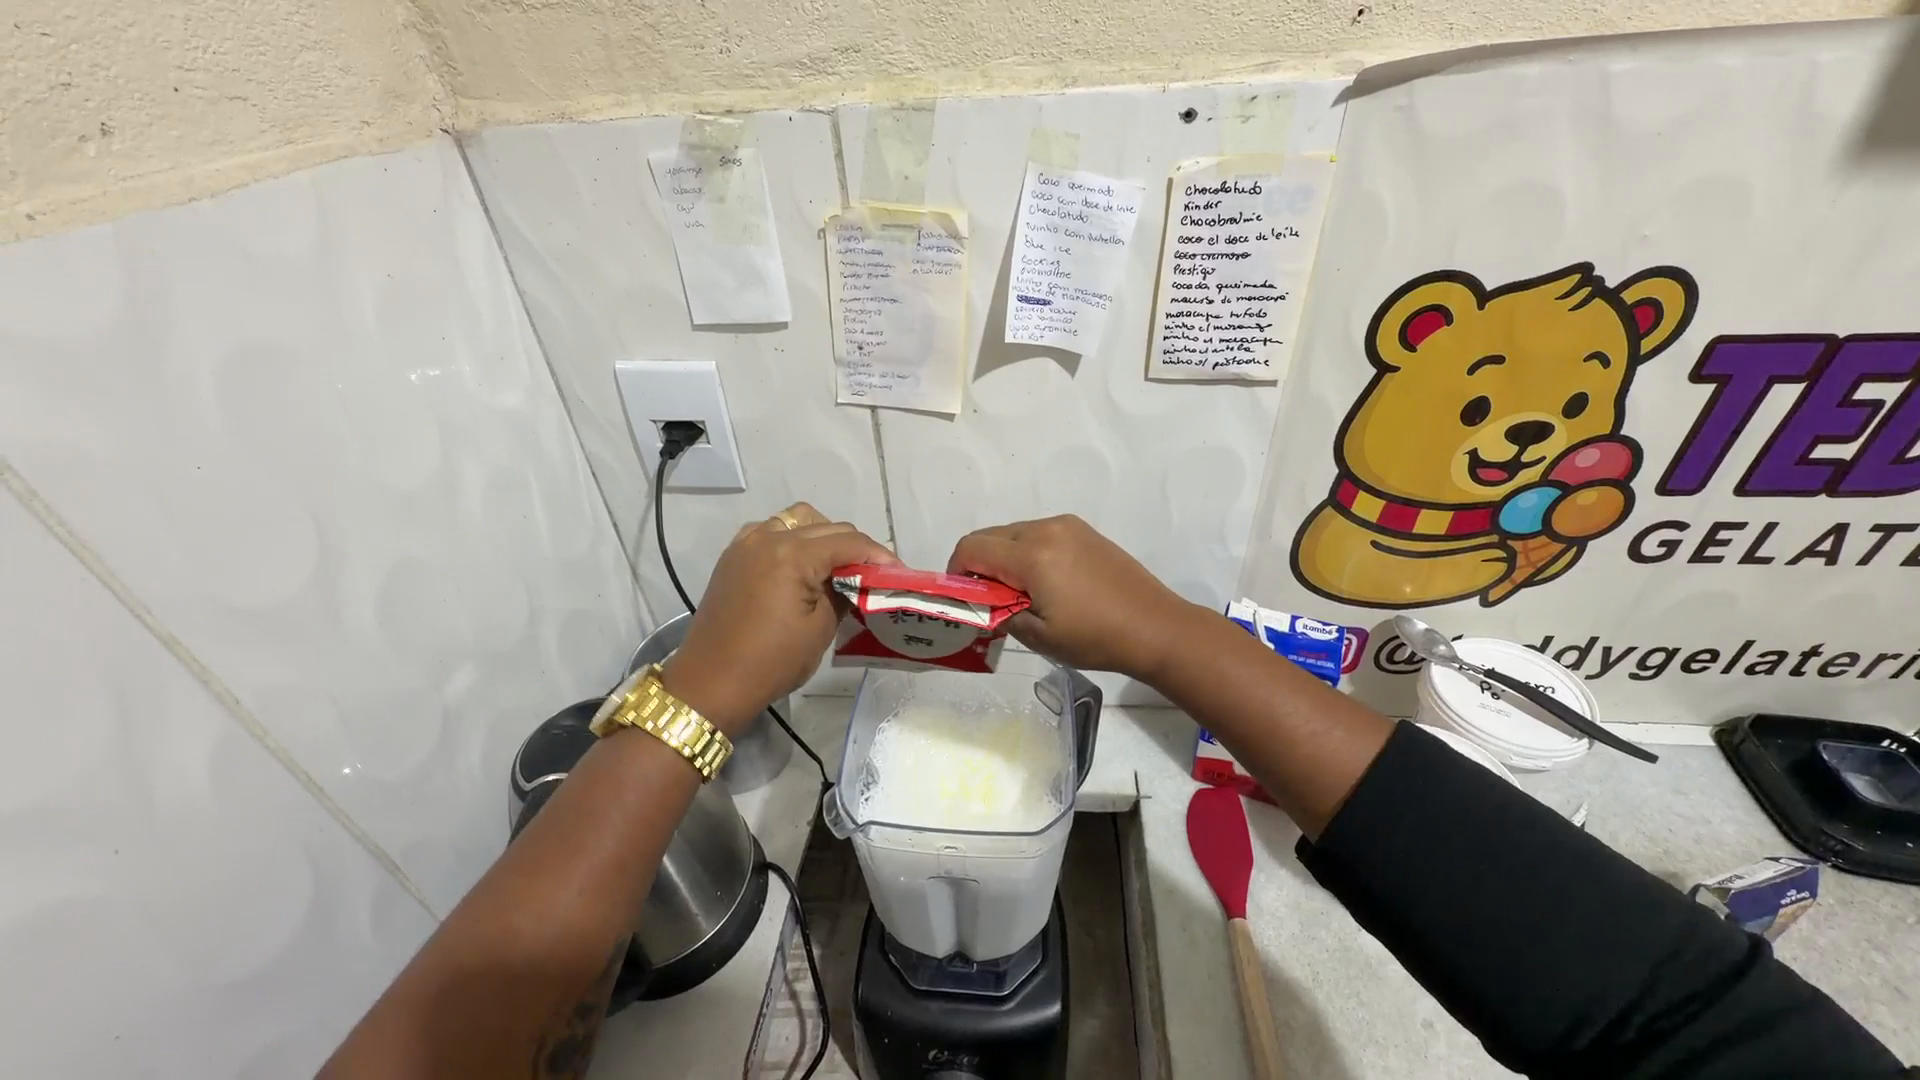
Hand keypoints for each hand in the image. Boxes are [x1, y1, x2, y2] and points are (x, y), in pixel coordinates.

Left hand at [662, 503, 896, 733]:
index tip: (899, 574)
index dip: (879, 556)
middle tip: (873, 576)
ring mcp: (746, 543)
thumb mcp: (820, 629)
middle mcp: (768, 537)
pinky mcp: (734, 557)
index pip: (850, 542)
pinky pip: (772, 533)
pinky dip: (793, 541)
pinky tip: (802, 568)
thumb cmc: (771, 662)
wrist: (710, 685)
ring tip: (837, 568)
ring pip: (798, 521)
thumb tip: (855, 581)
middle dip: (854, 548)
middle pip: (826, 527)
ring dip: (823, 537)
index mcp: (793, 554)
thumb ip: (843, 594)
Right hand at [947, 515, 1198, 680]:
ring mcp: (1068, 526)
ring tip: (1020, 594)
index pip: (972, 548)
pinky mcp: (1084, 531)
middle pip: (991, 536)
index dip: (957, 571)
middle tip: (990, 600)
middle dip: (980, 565)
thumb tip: (979, 602)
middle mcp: (1046, 529)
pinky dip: (1028, 553)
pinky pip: (1039, 534)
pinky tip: (1045, 583)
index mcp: (1032, 555)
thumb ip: (999, 612)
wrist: (1155, 627)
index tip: (964, 598)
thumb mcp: (1039, 635)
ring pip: (1014, 533)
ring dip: (1004, 558)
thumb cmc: (1095, 638)